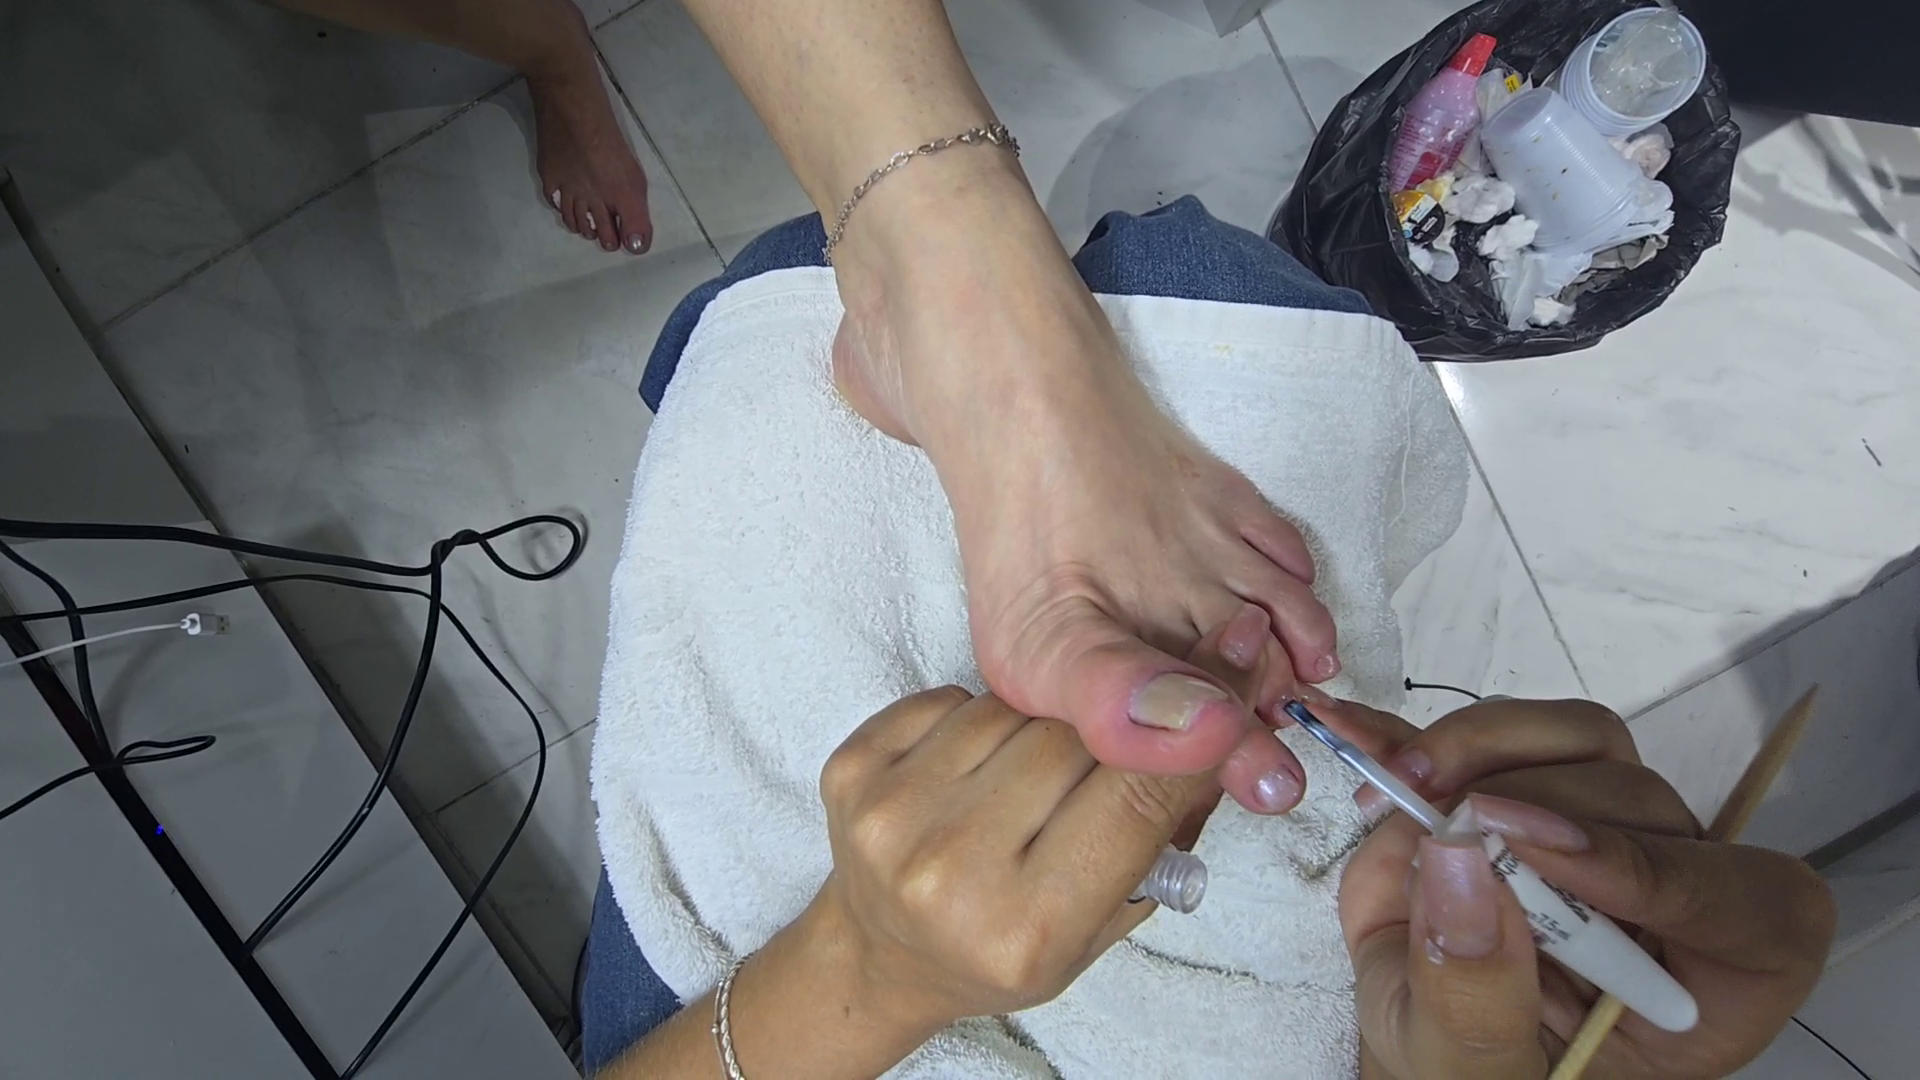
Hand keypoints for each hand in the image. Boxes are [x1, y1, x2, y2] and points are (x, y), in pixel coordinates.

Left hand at [802, 618, 1262, 1032]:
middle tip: (1088, 766)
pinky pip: (950, 698)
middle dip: (1100, 740)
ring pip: (1012, 709)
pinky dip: (972, 720)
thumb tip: (1216, 719)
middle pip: (1073, 740)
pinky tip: (965, 768)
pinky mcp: (850, 767)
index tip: (1237, 657)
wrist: (881, 948)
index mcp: (1024, 926)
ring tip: (1014, 781)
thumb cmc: (1000, 945)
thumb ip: (1155, 836)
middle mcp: (949, 869)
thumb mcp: (1095, 927)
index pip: (1134, 800)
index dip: (1197, 723)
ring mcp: (890, 814)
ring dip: (1033, 730)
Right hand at [1329, 699, 1834, 1079]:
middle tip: (1431, 818)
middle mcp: (1651, 883)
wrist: (1416, 1030)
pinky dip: (1399, 725)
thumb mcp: (1474, 1068)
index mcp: (1697, 978)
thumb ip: (1475, 991)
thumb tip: (1455, 858)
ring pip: (1571, 737)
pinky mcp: (1487, 782)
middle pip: (1637, 796)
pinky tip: (1348, 727)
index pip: (1738, 900)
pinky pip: (1461, 732)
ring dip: (1474, 743)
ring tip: (1397, 781)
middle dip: (1524, 798)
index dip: (1645, 862)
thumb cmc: (1471, 1071)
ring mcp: (1570, 818)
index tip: (1522, 846)